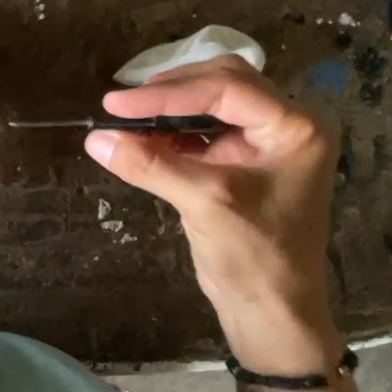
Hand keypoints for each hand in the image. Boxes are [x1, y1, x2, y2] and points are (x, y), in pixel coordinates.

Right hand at [84, 56, 342, 375]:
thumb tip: (95, 139)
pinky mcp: (241, 165)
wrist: (270, 307)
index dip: (167, 94)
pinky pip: (203, 136)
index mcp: (296, 126)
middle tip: (123, 105)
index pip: (226, 89)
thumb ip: (150, 166)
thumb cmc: (253, 254)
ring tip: (127, 122)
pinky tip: (142, 143)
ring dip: (168, 112)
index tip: (115, 103)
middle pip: (223, 84)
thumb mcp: (202, 202)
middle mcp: (285, 126)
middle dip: (171, 92)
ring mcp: (263, 145)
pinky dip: (171, 135)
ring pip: (212, 106)